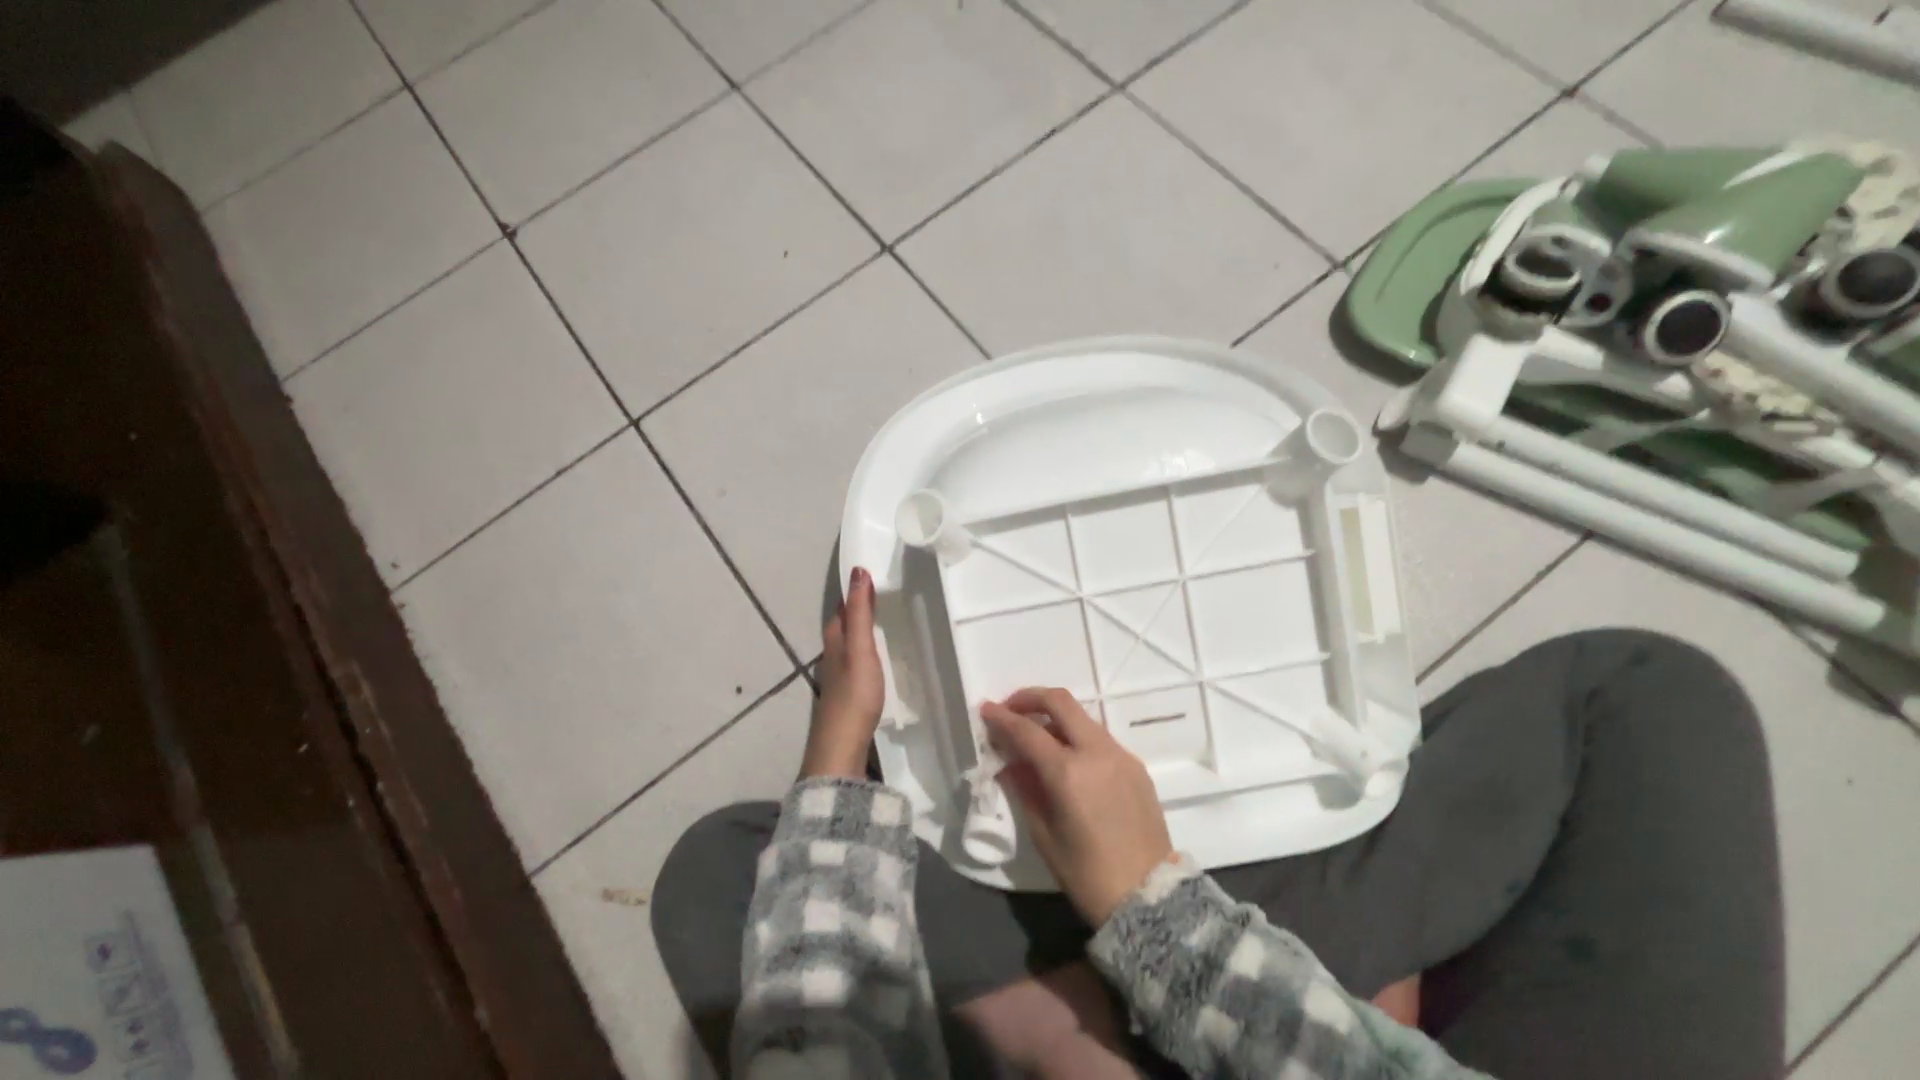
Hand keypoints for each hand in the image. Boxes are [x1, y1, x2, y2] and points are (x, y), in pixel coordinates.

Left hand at [802, 567, 884, 778]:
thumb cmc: (854, 694)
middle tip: (882, 595)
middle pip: (843, 626)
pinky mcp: (848, 695)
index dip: (853, 592)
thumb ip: (861, 613)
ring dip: (862, 632)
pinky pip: (856, 664)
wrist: (842, 746)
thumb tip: (857, 571)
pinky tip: (877, 660)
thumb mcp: (860, 649)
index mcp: (835, 641)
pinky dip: (866, 654)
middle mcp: (833, 656)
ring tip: (883, 622)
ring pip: (849, 645)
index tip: (870, 574)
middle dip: (858, 610)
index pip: (842, 609)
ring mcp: (839, 678)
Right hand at [980, 688, 1172, 925]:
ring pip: (1082, 717)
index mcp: (1068, 773)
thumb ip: (1024, 789)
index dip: (1002, 718)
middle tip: (1010, 710)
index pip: (1027, 730)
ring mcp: (1120, 755)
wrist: (1147, 894)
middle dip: (1030, 698)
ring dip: (1055, 716)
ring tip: (1035, 735)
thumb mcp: (1043, 834)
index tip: (985, 711)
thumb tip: (1009, 763)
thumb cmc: (1086, 874)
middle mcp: (1096, 753)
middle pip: (1060, 702)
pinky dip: (1077, 736)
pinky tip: (1066, 757)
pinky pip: (1100, 738)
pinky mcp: (1135, 766)